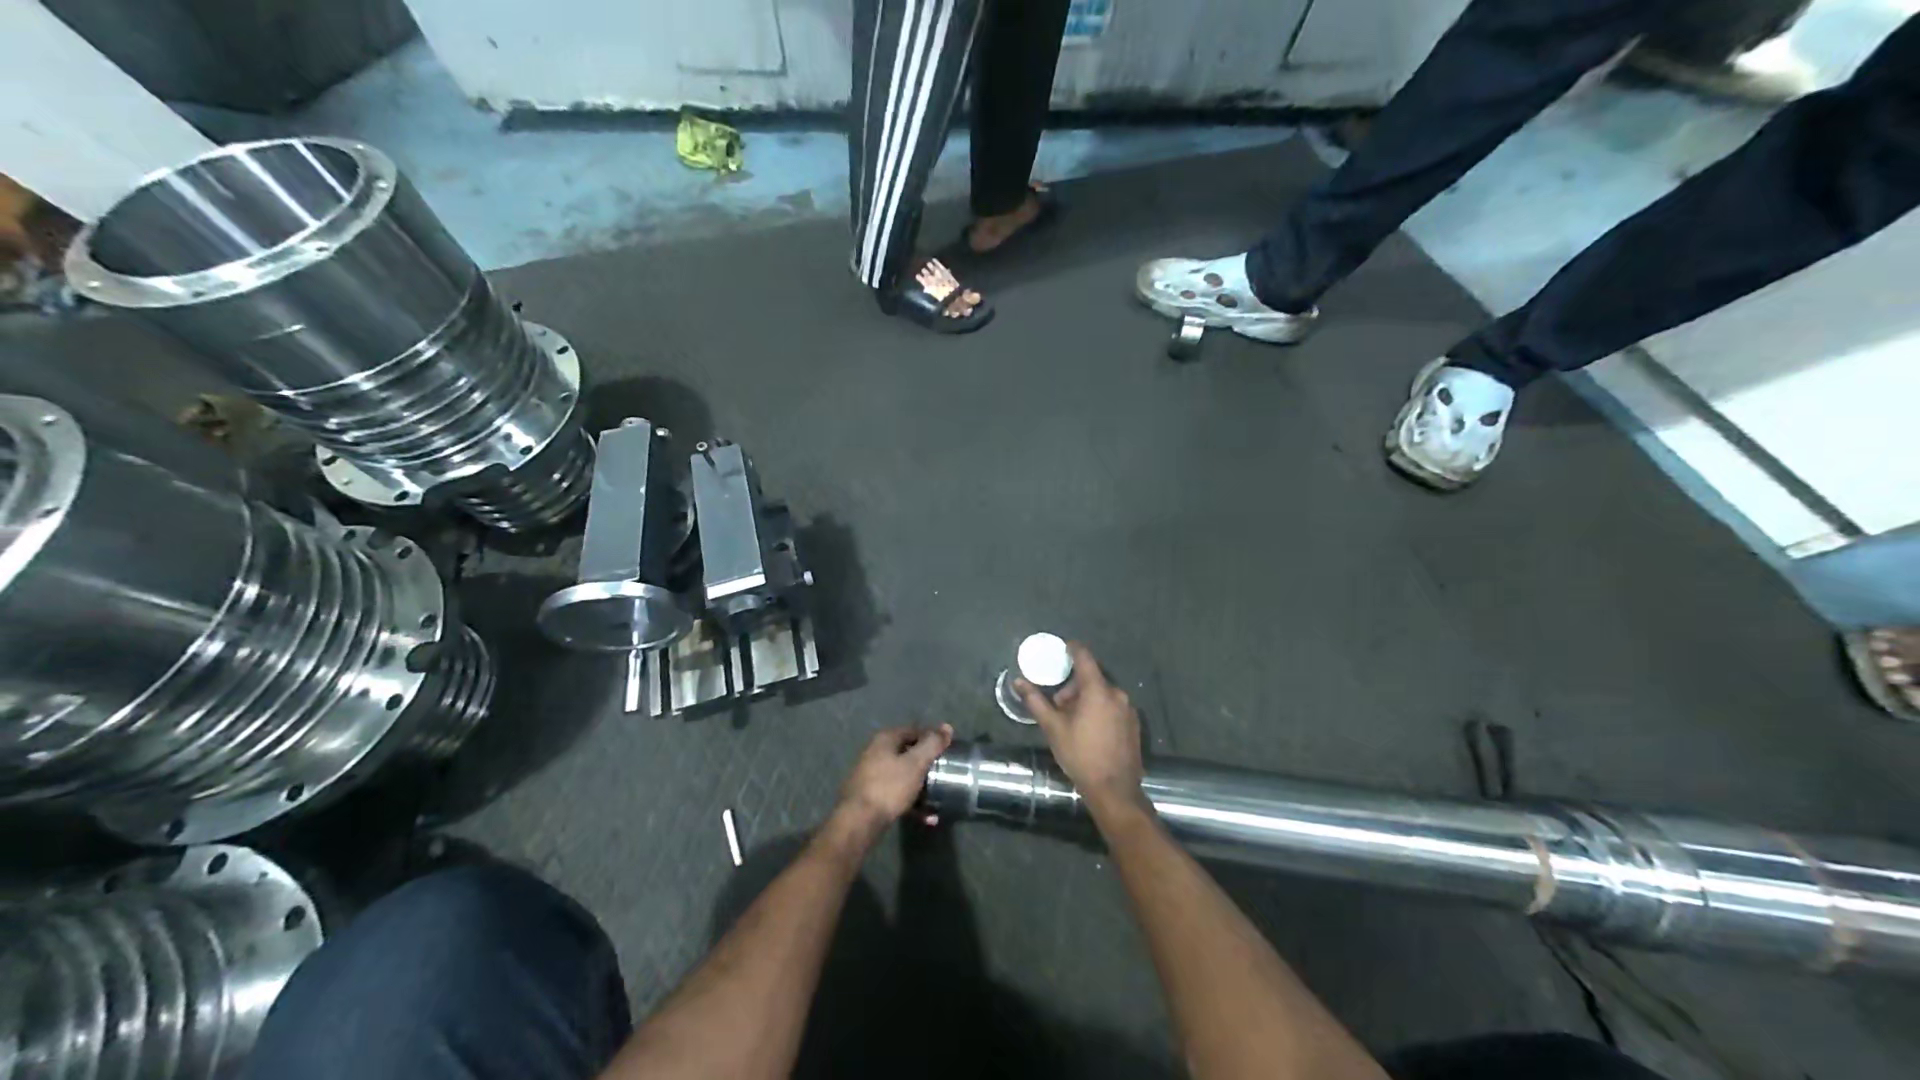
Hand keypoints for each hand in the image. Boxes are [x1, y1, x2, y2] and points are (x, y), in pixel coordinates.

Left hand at [834, 724, 953, 842]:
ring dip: (922, 787)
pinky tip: (927, 817)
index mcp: (885, 739)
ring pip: (903, 776)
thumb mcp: (915, 763)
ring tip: (939, 799)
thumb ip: (932, 744)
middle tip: (945, 774)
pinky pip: (897, 794)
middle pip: (908, 753)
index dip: (932, 739)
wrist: (859, 821)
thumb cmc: (889, 786)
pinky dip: (912, 802)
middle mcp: (876, 753)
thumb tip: (947, 727)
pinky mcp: (872, 796)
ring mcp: (872, 775)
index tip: (948, 751)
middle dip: (927, 764)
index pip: (914, 730)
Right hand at [1016, 643, 1143, 808]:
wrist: (1114, 788)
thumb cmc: (1080, 754)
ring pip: (1103, 693)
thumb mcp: (1053, 727)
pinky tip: (1091, 731)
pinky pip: (1113, 706)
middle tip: (1059, 706)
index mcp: (1097, 690)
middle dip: (1073, 687)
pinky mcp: (1134, 723)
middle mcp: (1117, 693)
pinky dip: (1100, 710)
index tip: (1063, 647)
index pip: (1084, 657)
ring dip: (1086, 699)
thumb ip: (1036, 701)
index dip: (1073, 649)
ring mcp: (1128, 709)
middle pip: (1092, 678)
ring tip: (1073, 722)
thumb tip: (1018, 682)